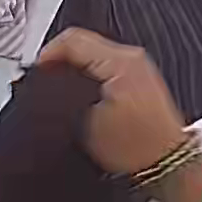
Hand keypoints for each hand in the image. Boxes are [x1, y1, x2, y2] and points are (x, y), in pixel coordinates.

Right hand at [36, 27, 188, 176]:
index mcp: (120, 61)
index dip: (47, 54)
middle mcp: (132, 57)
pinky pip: (104, 64)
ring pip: (92, 52)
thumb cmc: (136, 147)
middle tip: (43, 78)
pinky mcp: (138, 77)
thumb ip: (63, 95)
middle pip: (82, 42)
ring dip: (72, 67)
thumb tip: (47, 83)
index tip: (36, 70)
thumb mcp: (87, 122)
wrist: (166, 162)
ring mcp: (137, 66)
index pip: (72, 40)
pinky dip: (87, 74)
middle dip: (58, 60)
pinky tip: (79, 93)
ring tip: (57, 86)